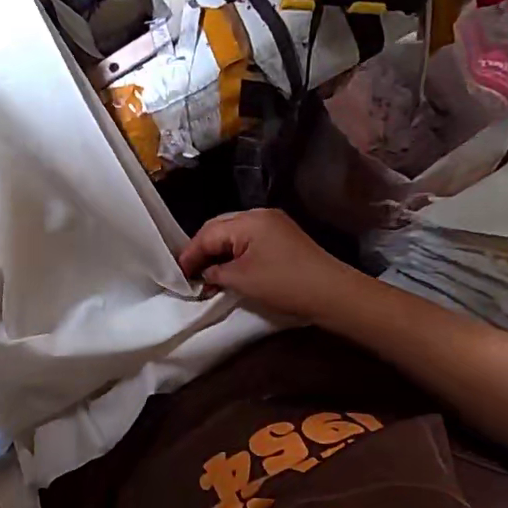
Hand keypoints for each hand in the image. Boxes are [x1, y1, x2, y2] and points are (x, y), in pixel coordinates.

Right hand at [176, 209, 358, 322]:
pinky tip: (226, 269)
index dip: (189, 254)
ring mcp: (273, 224)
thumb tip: (203, 272)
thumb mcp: (241, 280)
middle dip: (201, 249)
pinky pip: (247, 240)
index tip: (176, 274)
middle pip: (218, 227)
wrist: (331, 293)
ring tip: (205, 273)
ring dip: (216, 251)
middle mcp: (259, 215)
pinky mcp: (281, 237)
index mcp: (248, 221)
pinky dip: (233, 253)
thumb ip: (215, 272)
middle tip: (188, 272)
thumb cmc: (283, 283)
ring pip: (232, 233)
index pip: (207, 233)